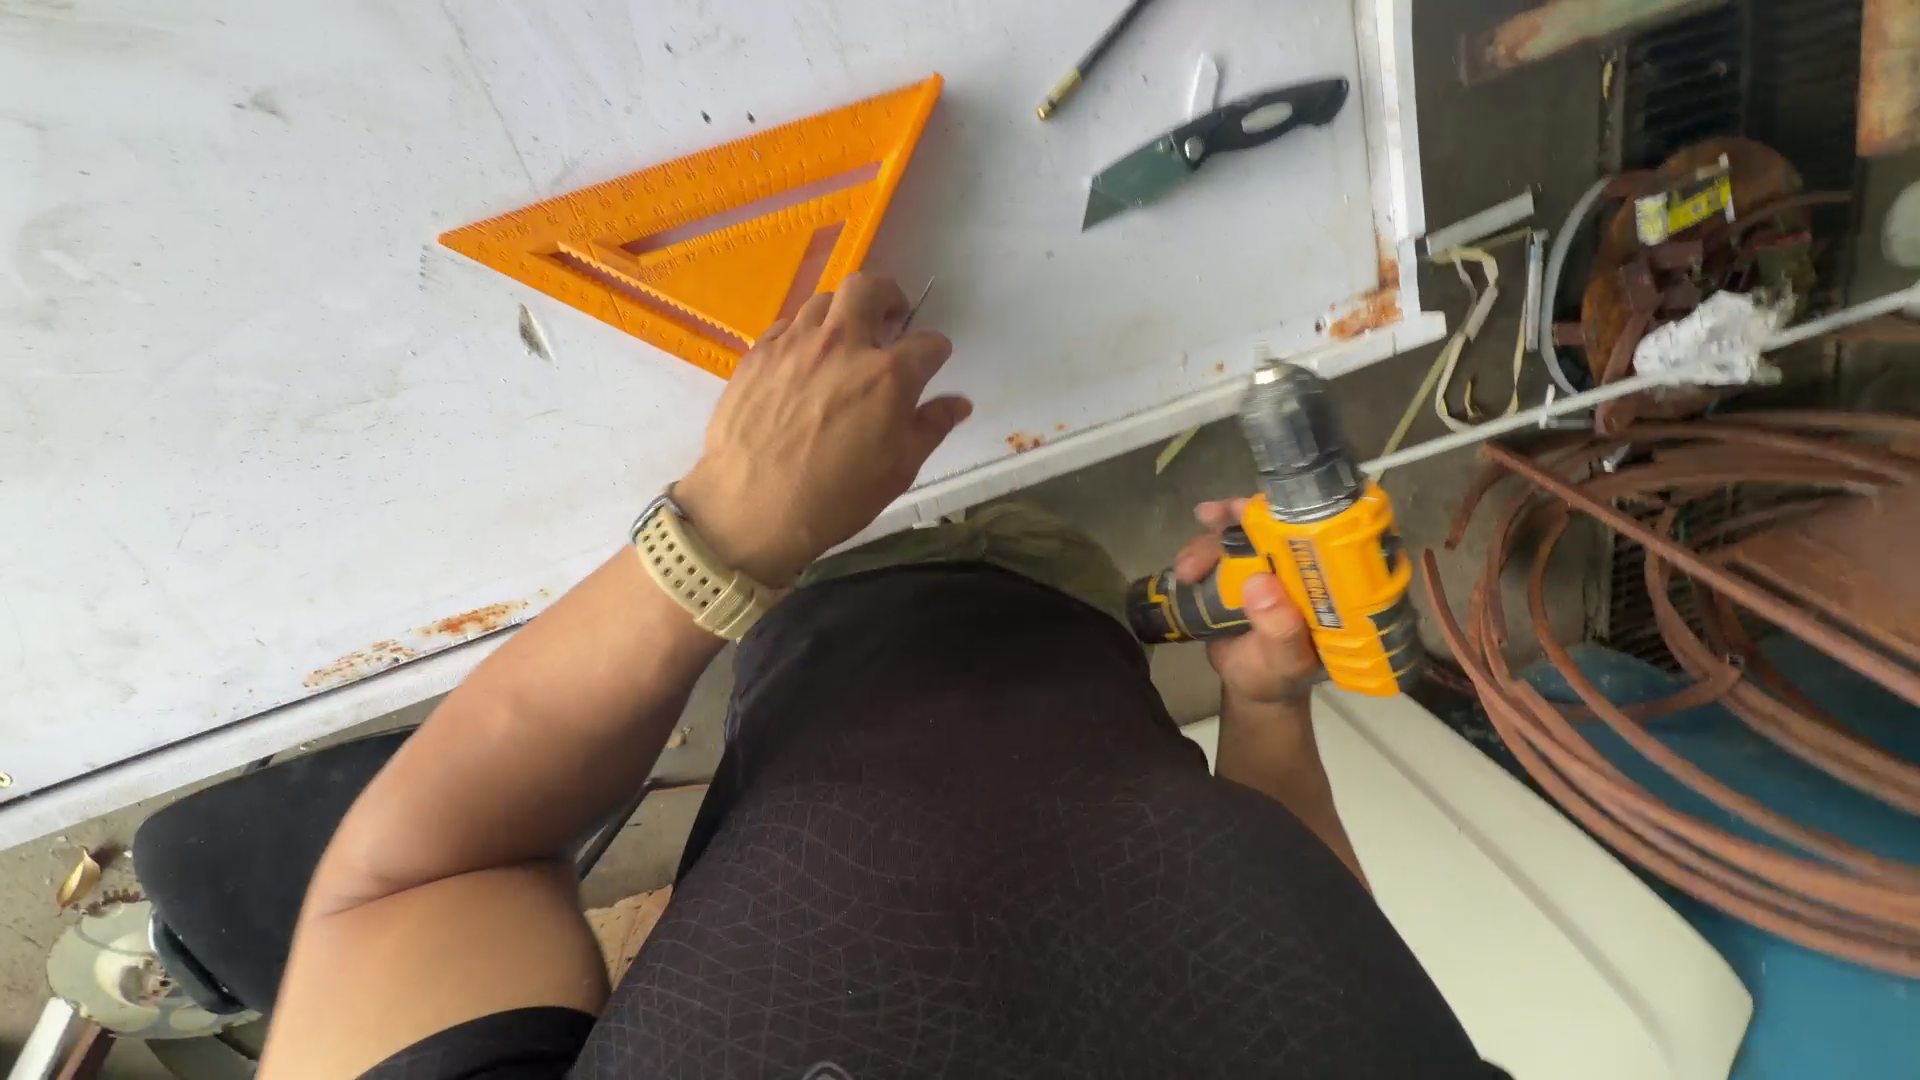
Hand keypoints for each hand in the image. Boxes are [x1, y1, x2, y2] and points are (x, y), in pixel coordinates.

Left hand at [673, 274, 971, 586]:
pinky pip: (787, 326)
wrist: (750, 508)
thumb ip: (931, 427)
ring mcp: (794, 344)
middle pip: (869, 289)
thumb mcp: (898, 471)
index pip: (928, 344)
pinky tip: (803, 362)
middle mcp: (843, 345)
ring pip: (824, 301)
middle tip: (890, 319)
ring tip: (845, 340)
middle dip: (888, 296)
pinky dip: (804, 335)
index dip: (936, 351)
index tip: (933, 361)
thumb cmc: (835, 498)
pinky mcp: (757, 354)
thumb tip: (959, 403)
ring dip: (843, 313)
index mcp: (888, 375)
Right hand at [1175, 499, 1321, 704]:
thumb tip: (1259, 582)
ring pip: (1238, 532)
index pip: (1321, 531)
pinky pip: (1217, 547)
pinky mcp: (1239, 568)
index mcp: (1330, 581)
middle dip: (1239, 516)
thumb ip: (1279, 629)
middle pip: (1274, 521)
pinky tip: (1185, 565)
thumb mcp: (1283, 660)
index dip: (1291, 512)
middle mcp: (1302, 564)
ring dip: (1209, 542)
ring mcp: (1269, 564)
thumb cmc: (1275, 676)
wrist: (1246, 685)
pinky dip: (1198, 550)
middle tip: (1212, 518)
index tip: (1259, 510)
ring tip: (1188, 570)